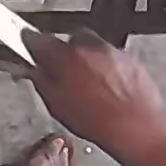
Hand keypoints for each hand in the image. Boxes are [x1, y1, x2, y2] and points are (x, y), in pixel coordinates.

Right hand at [22, 29, 165, 152]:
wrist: (135, 127)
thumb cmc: (96, 119)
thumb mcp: (55, 104)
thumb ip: (40, 81)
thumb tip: (33, 70)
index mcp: (64, 56)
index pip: (39, 40)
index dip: (30, 43)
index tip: (29, 47)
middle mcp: (88, 47)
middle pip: (70, 39)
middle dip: (64, 51)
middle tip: (62, 70)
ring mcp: (112, 52)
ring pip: (92, 48)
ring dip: (86, 60)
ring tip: (87, 85)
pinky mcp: (131, 60)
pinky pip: (112, 58)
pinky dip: (106, 68)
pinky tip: (106, 88)